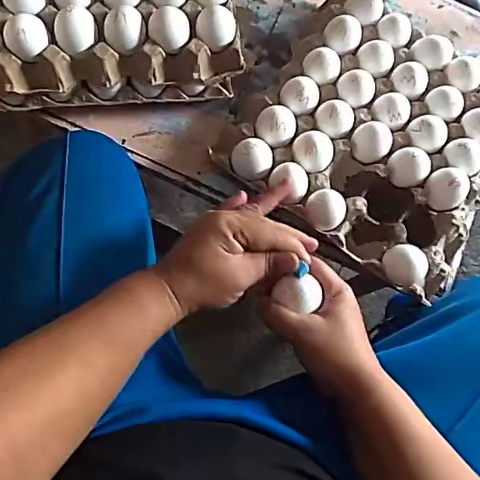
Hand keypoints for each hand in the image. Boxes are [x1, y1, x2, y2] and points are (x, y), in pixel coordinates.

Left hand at [152, 186, 316, 316]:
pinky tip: (246, 196)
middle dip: (289, 233)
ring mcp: (216, 222)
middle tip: (312, 241)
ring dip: (270, 206)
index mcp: (233, 225)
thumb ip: (269, 264)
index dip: (293, 246)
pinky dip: (241, 205)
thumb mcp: (240, 276)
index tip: (309, 258)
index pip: (273, 233)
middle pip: (265, 223)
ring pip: (251, 214)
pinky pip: (230, 212)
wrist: (167, 290)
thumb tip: (296, 259)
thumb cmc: (201, 285)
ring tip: (286, 188)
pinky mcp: (209, 231)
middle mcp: (225, 218)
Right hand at [260, 261, 385, 396]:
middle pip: (307, 280)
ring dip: (288, 301)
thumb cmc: (335, 355)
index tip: (267, 266)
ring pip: (305, 298)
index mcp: (338, 289)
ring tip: (268, 304)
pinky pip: (307, 314)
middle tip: (263, 286)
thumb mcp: (301, 331)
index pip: (311, 263)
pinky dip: (293, 316)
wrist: (356, 388)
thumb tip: (259, 301)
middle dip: (285, 283)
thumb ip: (277, 313)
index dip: (289, 261)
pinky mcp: (327, 329)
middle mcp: (337, 297)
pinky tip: (280, 322)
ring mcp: (333, 313)